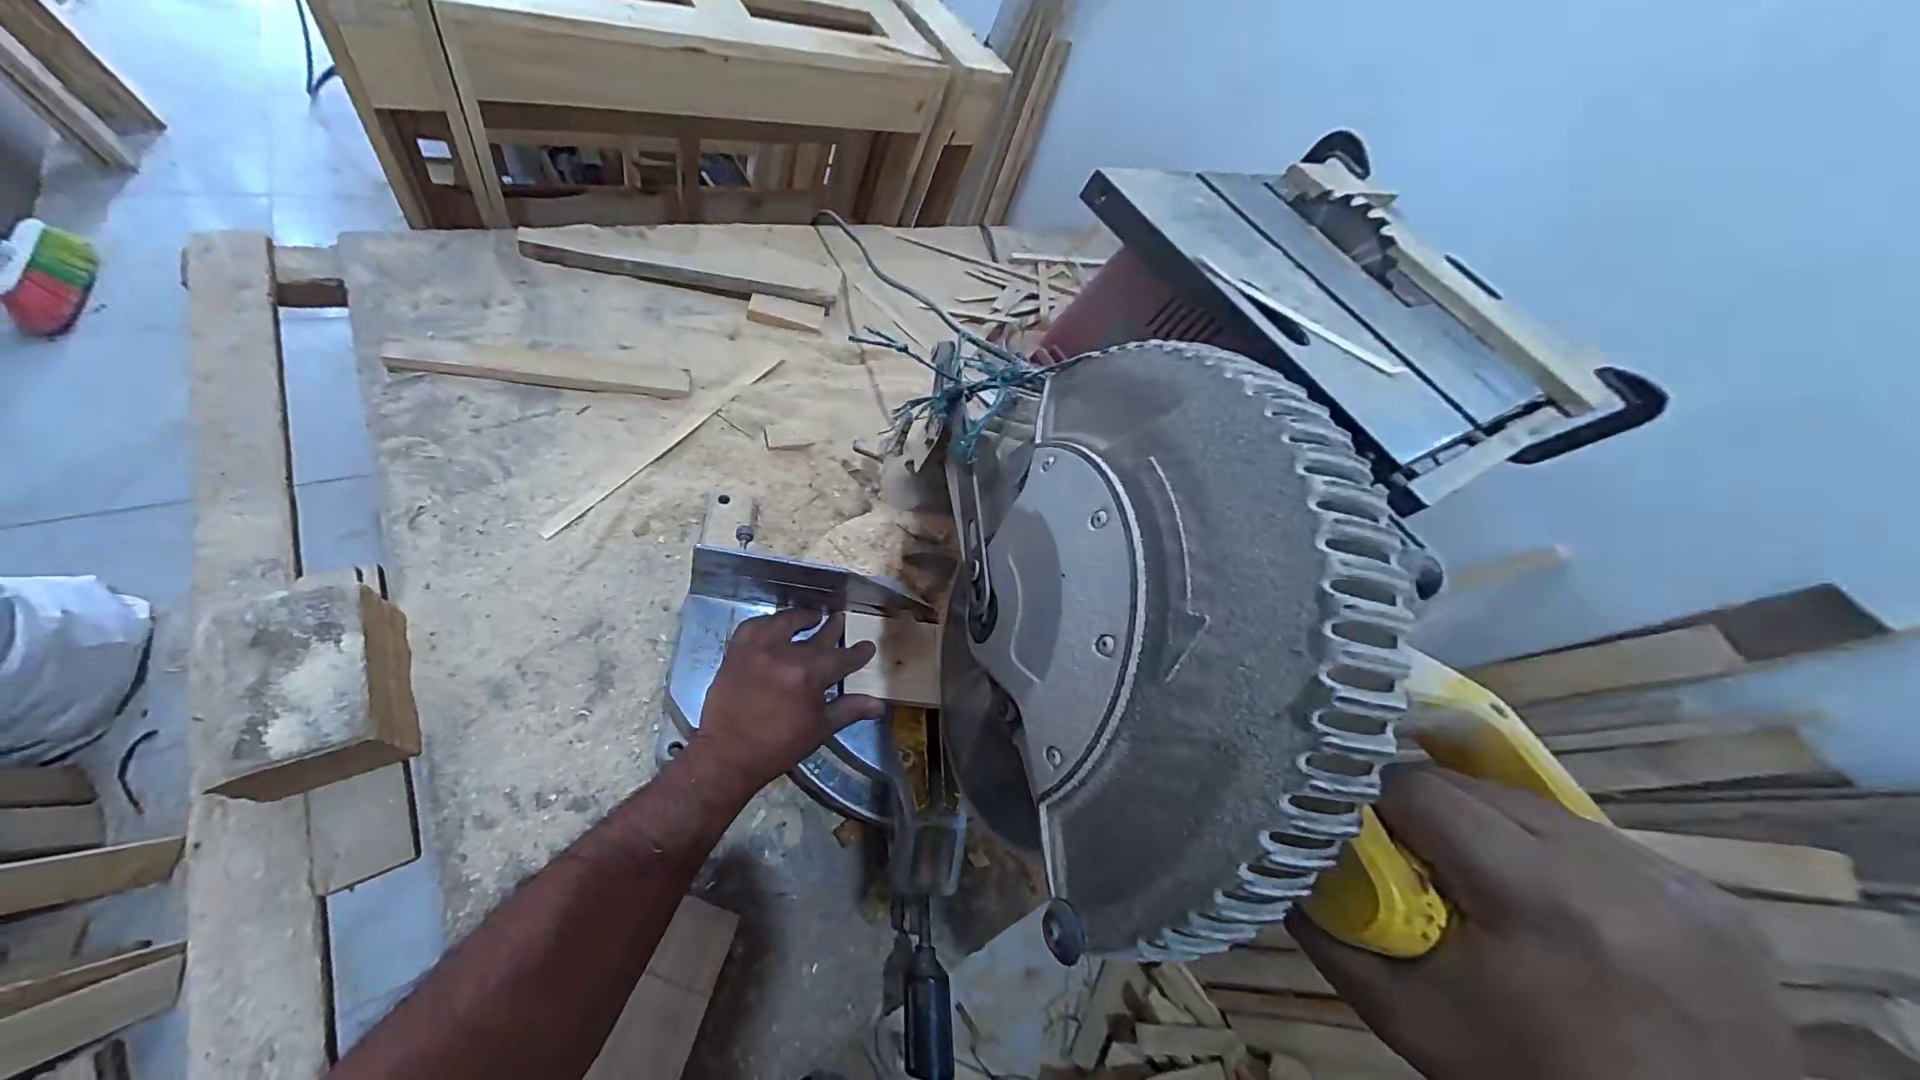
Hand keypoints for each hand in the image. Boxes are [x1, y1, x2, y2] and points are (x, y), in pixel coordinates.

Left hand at [686, 609, 887, 798]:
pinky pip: (753, 626)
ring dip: (801, 617)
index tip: (867, 646)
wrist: (728, 754)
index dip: (858, 653)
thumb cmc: (779, 746)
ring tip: (810, 616)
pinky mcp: (737, 651)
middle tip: (840, 620)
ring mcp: (759, 649)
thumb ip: (849, 709)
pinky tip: (774, 625)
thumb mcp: (820, 729)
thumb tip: (879, 705)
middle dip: (833, 628)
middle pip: (817, 634)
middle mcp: (786, 654)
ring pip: (785, 621)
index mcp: (810, 675)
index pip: (843, 658)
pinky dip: (766, 622)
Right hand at [1287, 768, 1799, 1079]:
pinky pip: (1591, 839)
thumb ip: (1332, 931)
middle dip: (1429, 812)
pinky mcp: (1712, 895)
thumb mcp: (1405, 1015)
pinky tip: (1546, 901)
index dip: (1377, 802)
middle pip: (1477, 789)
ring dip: (1488, 828)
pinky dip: (1548, 854)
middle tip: (1412, 859)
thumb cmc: (1524, 1077)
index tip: (1364, 835)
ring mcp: (1675, 879)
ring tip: (1475, 879)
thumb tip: (1289, 860)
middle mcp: (1617, 869)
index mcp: (1540, 898)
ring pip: (1533, 806)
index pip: (1422, 790)